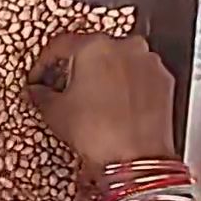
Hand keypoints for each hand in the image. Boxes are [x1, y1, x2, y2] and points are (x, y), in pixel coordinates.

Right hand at [24, 33, 176, 170]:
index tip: (38, 75)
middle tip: (62, 89)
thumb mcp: (54, 112)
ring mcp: (148, 61)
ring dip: (101, 76)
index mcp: (93, 48)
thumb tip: (37, 91)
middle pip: (91, 50)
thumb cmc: (97, 131)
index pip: (60, 44)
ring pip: (117, 61)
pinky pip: (136, 75)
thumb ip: (41, 94)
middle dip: (75, 68)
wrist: (134, 156)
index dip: (43, 62)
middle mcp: (124, 46)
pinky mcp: (163, 79)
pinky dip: (123, 86)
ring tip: (89, 101)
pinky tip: (112, 106)